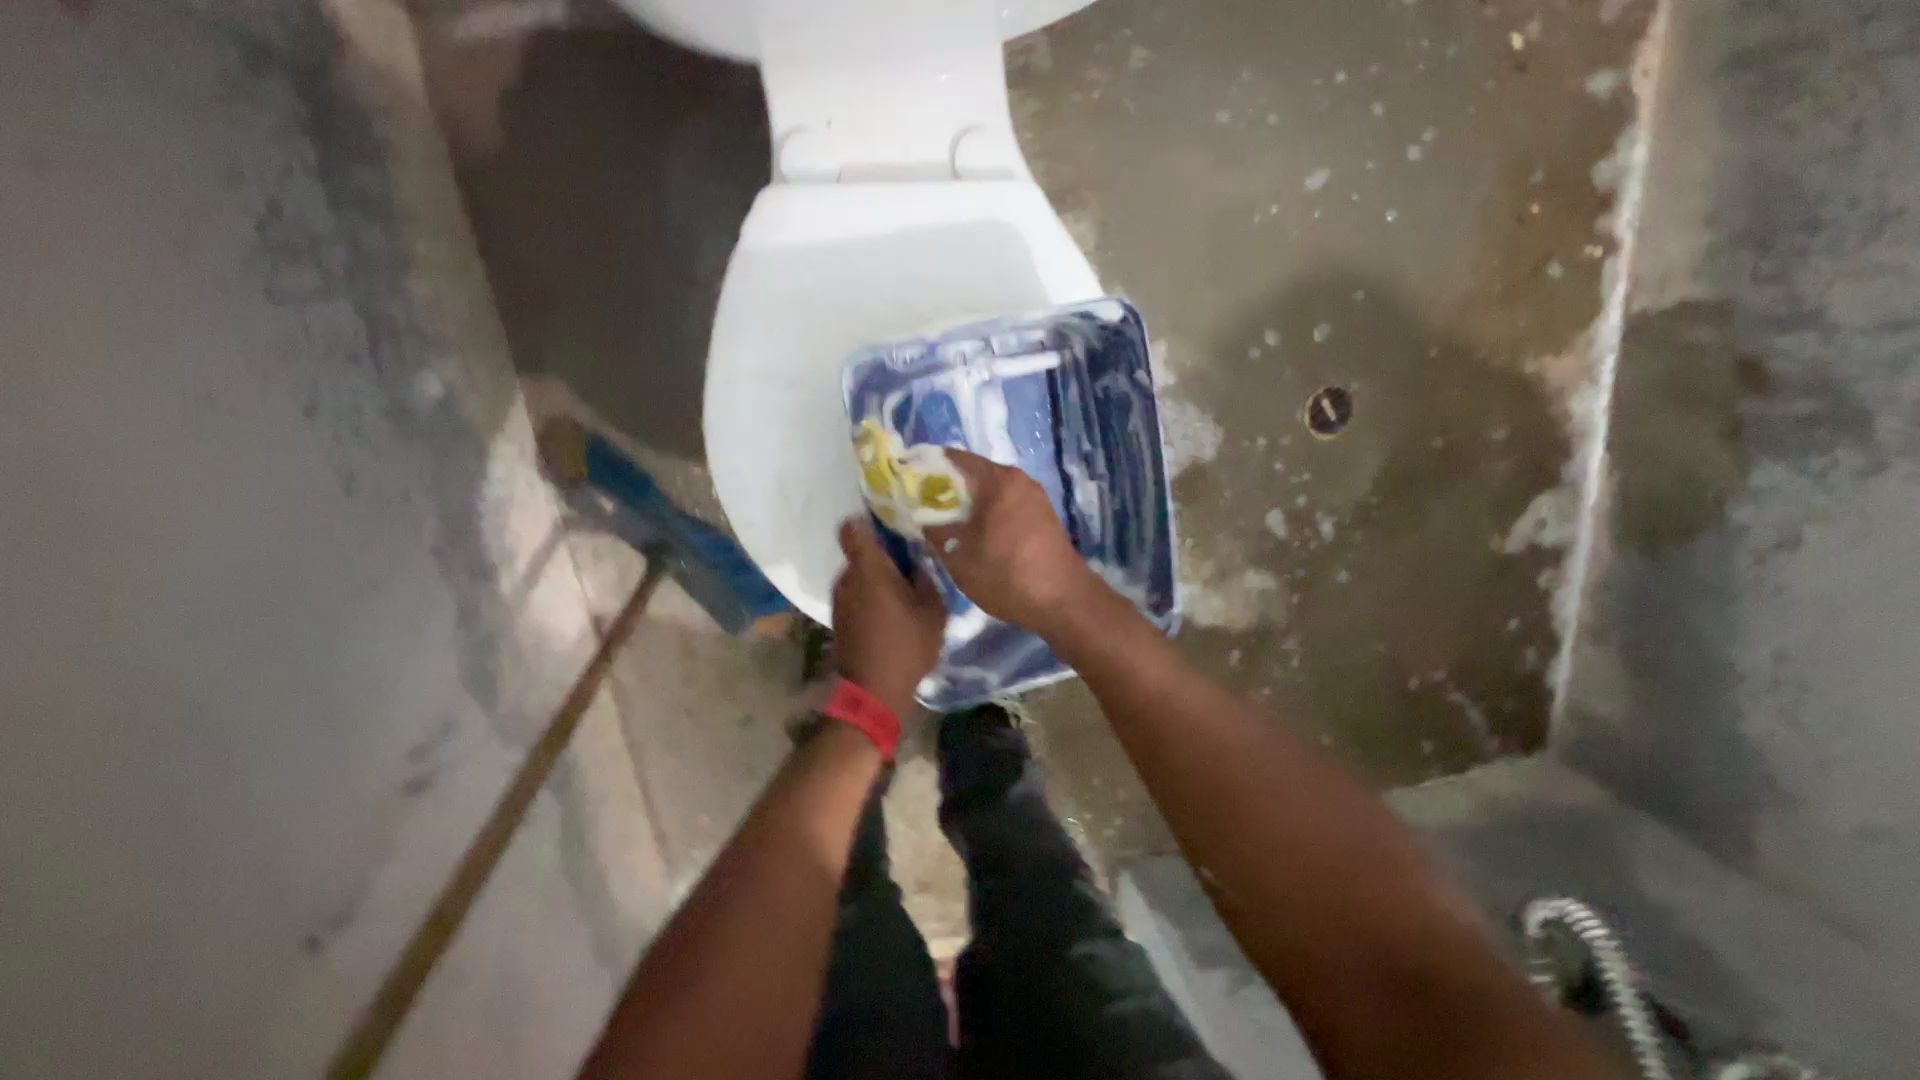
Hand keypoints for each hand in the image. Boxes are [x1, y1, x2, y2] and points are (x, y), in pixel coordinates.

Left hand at [831, 517, 948, 715]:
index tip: (892, 523)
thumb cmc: (906, 648)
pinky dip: (871, 594)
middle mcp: (847, 578)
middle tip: (912, 560)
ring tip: (906, 588)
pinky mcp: (839, 616)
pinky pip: (856, 592)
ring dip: (878, 576)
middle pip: (861, 550)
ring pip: (859, 573)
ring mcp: (839, 598)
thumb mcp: (933, 611)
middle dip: (883, 552)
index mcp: (869, 569)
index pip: (852, 527)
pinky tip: (893, 610)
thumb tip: (920, 559)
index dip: (869, 519)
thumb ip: (927, 577)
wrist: (873, 693)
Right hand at [925, 451, 1102, 633]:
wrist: (1063, 601)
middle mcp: (1018, 479)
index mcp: (997, 479)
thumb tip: (918, 513)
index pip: (951, 458)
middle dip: (943, 487)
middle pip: (972, 473)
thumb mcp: (958, 554)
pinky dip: (985, 513)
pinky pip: (1005, 505)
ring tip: (941, 522)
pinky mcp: (1042, 516)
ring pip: (989, 491)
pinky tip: (972, 533)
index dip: (924, 467)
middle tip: (918, 506)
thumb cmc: (1006, 574)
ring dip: (965, 502)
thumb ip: (933, 528)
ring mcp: (1034, 497)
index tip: (904, 480)